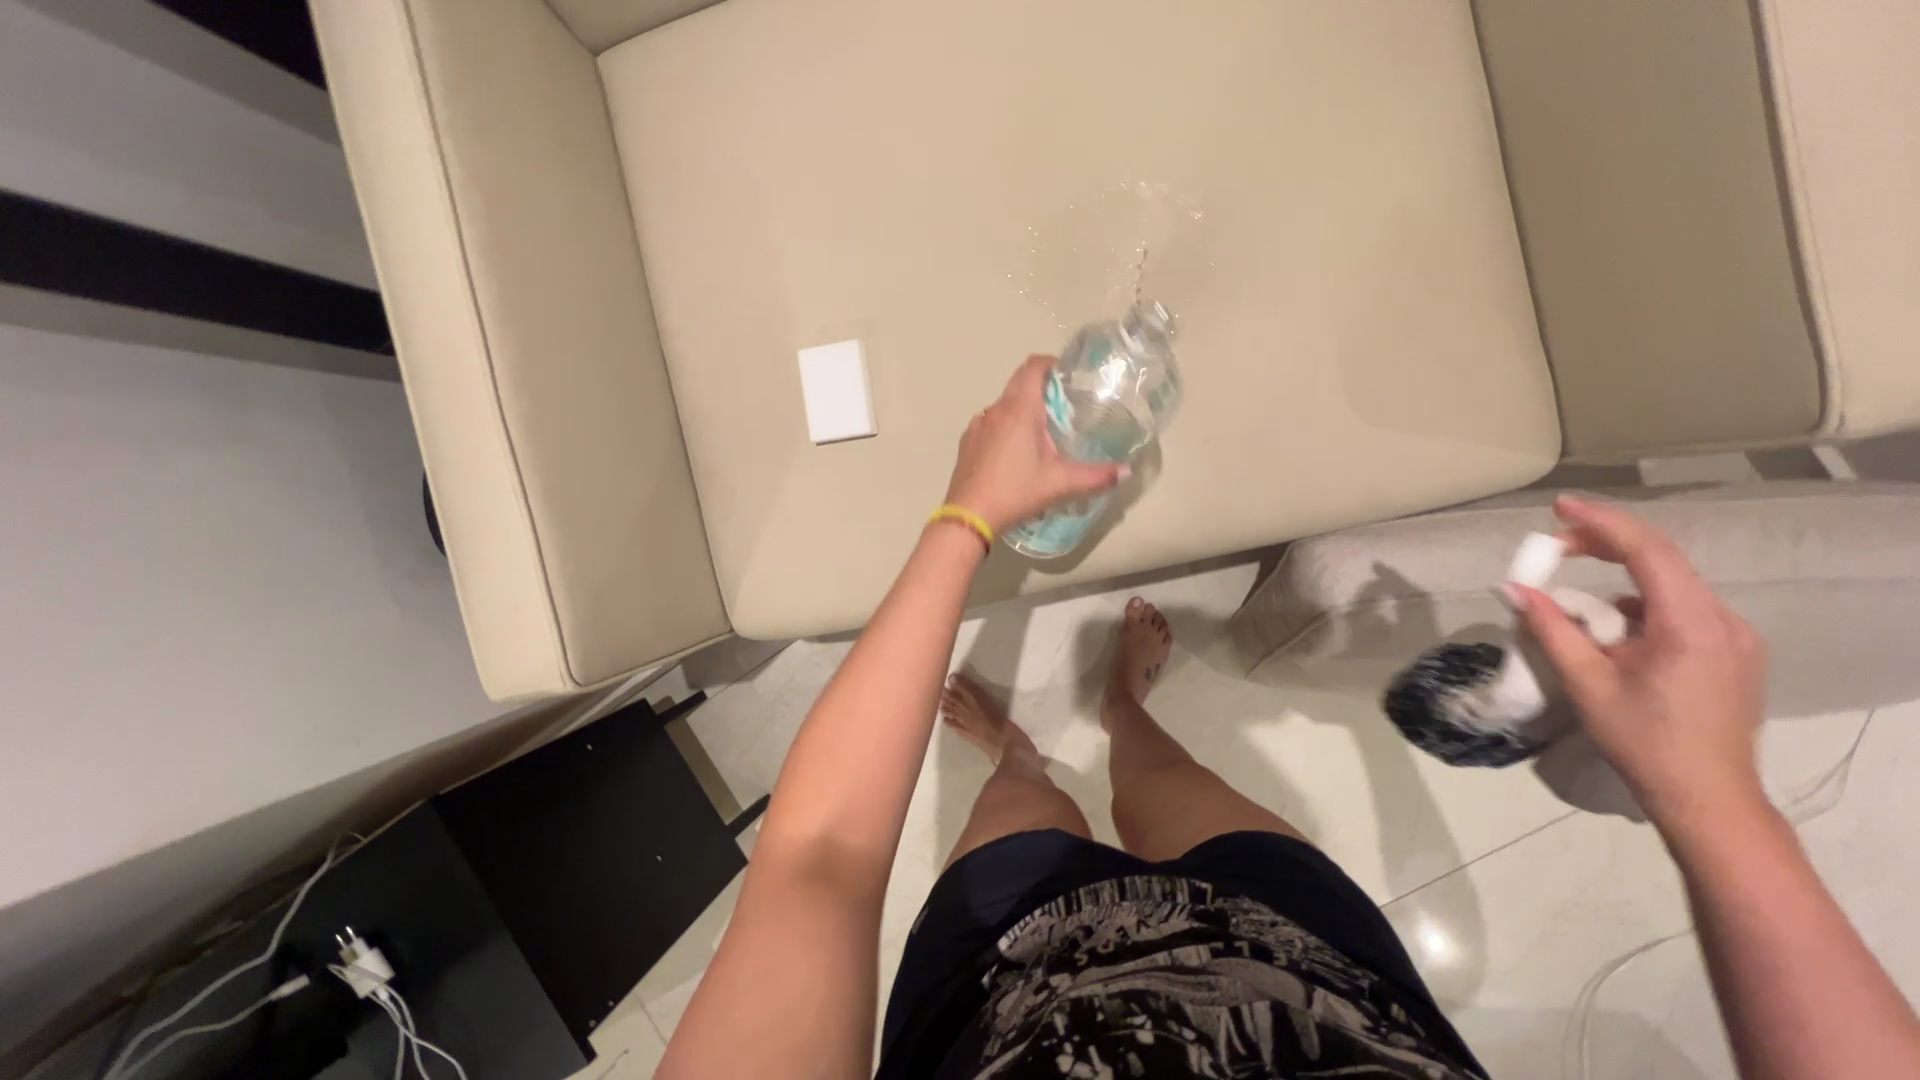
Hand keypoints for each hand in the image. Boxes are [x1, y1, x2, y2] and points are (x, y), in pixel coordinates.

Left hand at [943, 356, 1127, 532]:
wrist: (969, 516)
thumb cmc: (1016, 491)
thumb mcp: (1060, 484)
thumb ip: (1096, 476)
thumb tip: (1126, 471)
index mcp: (1020, 409)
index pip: (1034, 366)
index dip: (1052, 364)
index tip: (1069, 377)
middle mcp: (996, 409)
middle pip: (1019, 381)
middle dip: (1042, 386)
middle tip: (1064, 405)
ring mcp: (978, 424)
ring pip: (1004, 404)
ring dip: (1023, 408)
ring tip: (1041, 432)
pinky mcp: (968, 441)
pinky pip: (990, 422)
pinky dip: (1006, 426)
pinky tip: (1014, 452)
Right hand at [1511, 496, 1769, 831]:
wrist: (1707, 797)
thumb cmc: (1643, 741)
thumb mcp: (1587, 683)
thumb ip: (1552, 629)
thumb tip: (1515, 589)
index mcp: (1691, 623)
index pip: (1648, 551)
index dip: (1601, 522)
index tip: (1558, 507)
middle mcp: (1723, 620)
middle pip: (1662, 561)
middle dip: (1605, 545)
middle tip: (1554, 546)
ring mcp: (1734, 637)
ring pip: (1670, 587)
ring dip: (1620, 580)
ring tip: (1575, 603)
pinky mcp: (1732, 653)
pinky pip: (1681, 611)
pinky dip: (1640, 607)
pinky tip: (1612, 632)